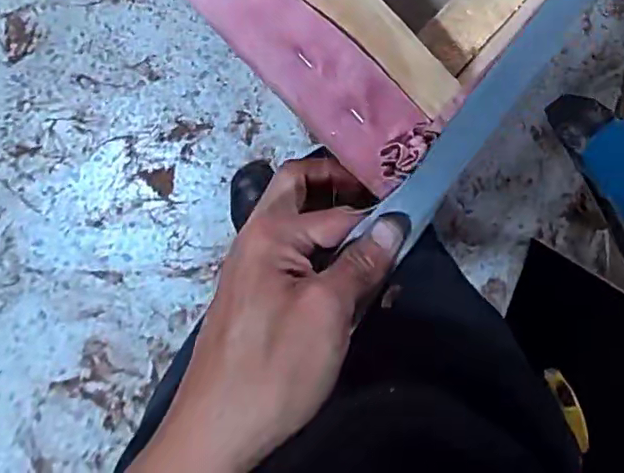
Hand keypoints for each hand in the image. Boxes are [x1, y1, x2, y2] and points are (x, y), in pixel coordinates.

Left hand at [131, 157, 404, 472]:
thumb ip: (362, 262)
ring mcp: (253, 263)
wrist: (211, 440)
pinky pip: (294, 251)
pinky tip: (348, 276)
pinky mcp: (256, 291)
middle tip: (379, 197)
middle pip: (300, 186)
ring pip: (298, 218)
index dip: (377, 213)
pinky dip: (321, 249)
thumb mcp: (328, 313)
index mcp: (270, 231)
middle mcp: (257, 236)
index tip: (412, 216)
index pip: (338, 208)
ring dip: (332, 217)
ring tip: (371, 237)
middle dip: (340, 183)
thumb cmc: (271, 371)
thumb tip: (394, 222)